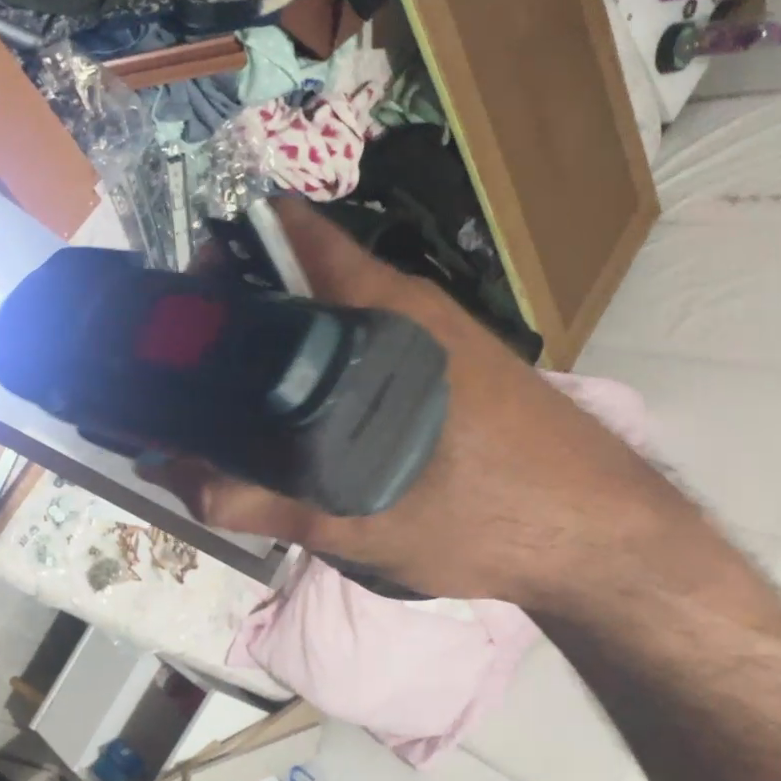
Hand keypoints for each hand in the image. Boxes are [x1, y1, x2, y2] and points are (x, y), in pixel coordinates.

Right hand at [139, 200, 702, 609]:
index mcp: (387, 315)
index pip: (292, 236)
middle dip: (232, 305)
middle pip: (297, 272)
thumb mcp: (354, 523)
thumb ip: (253, 502)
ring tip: (221, 390)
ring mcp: (429, 332)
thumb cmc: (491, 523)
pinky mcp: (442, 362)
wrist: (611, 545)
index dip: (225, 251)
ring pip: (325, 310)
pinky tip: (288, 416)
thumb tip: (169, 477)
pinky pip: (354, 341)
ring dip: (270, 337)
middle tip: (183, 360)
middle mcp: (407, 306)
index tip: (178, 298)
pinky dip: (309, 361)